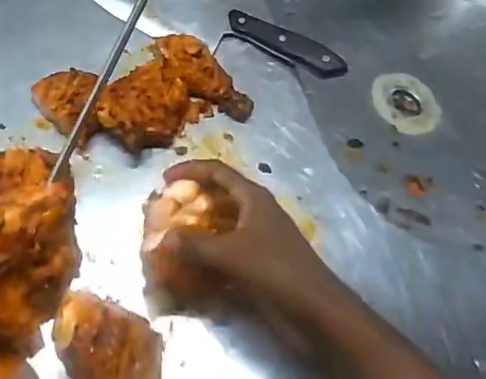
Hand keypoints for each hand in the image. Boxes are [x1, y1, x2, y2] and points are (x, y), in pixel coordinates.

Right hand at [153, 159, 344, 317]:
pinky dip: (211, 249)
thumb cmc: (277, 271)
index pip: (215, 170)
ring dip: (200, 226)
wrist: (322, 315)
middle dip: (192, 199)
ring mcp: (261, 236)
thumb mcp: (231, 254)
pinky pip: (229, 246)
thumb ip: (195, 244)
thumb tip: (163, 238)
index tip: (165, 179)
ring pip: (223, 221)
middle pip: (218, 194)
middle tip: (169, 208)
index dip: (189, 170)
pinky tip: (195, 261)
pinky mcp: (263, 261)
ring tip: (176, 234)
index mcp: (252, 197)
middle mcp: (256, 211)